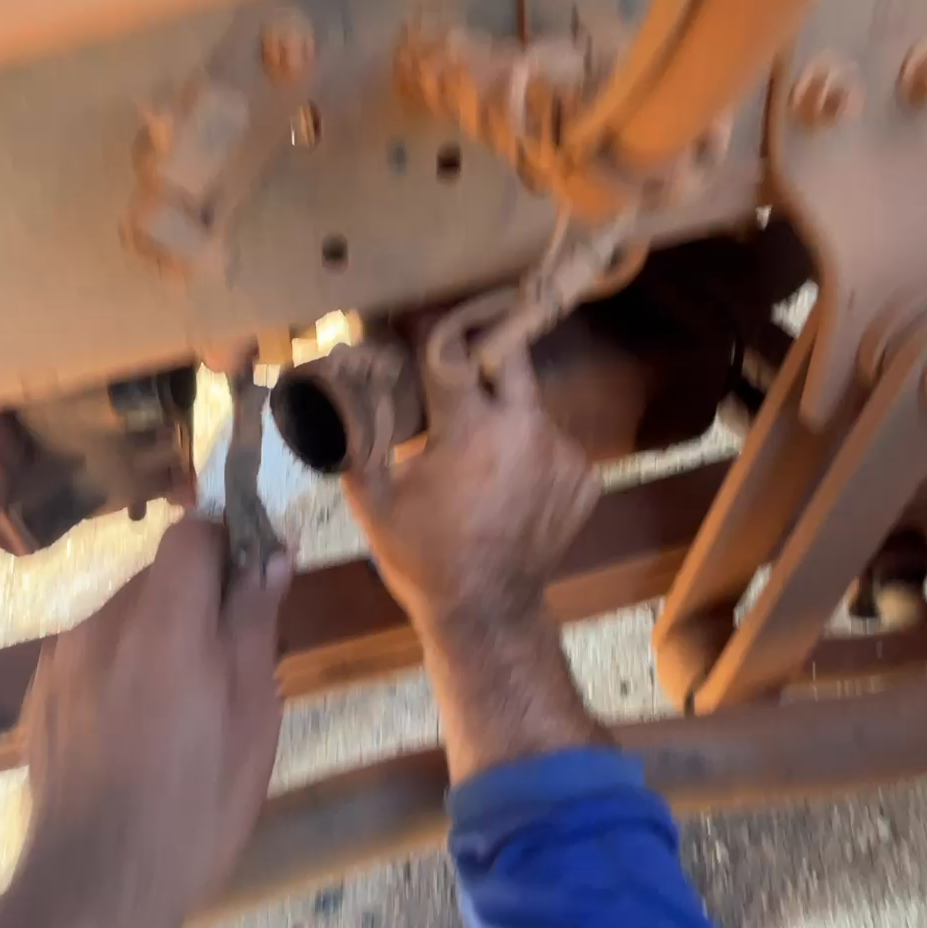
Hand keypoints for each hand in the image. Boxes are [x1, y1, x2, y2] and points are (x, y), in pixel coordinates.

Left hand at [0, 518, 291, 927]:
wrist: (95, 888)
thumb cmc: (197, 799)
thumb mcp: (252, 710)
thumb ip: (256, 619)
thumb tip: (276, 549)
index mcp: (163, 623)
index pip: (192, 533)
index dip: (229, 540)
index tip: (254, 576)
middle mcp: (103, 623)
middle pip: (163, 572)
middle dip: (202, 595)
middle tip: (231, 656)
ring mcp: (63, 656)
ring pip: (131, 610)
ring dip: (165, 629)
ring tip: (184, 700)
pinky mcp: (42, 688)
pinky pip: (99, 647)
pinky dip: (128, 660)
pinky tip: (139, 722)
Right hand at [344, 342, 607, 780]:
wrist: (487, 611)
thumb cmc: (422, 555)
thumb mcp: (372, 498)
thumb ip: (356, 432)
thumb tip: (341, 377)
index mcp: (474, 431)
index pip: (451, 352)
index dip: (429, 327)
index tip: (414, 316)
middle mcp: (529, 430)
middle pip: (510, 355)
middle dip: (481, 346)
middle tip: (456, 354)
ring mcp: (566, 454)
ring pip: (530, 403)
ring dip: (503, 407)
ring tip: (476, 438)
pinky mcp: (585, 477)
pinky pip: (552, 440)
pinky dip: (528, 445)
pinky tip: (506, 473)